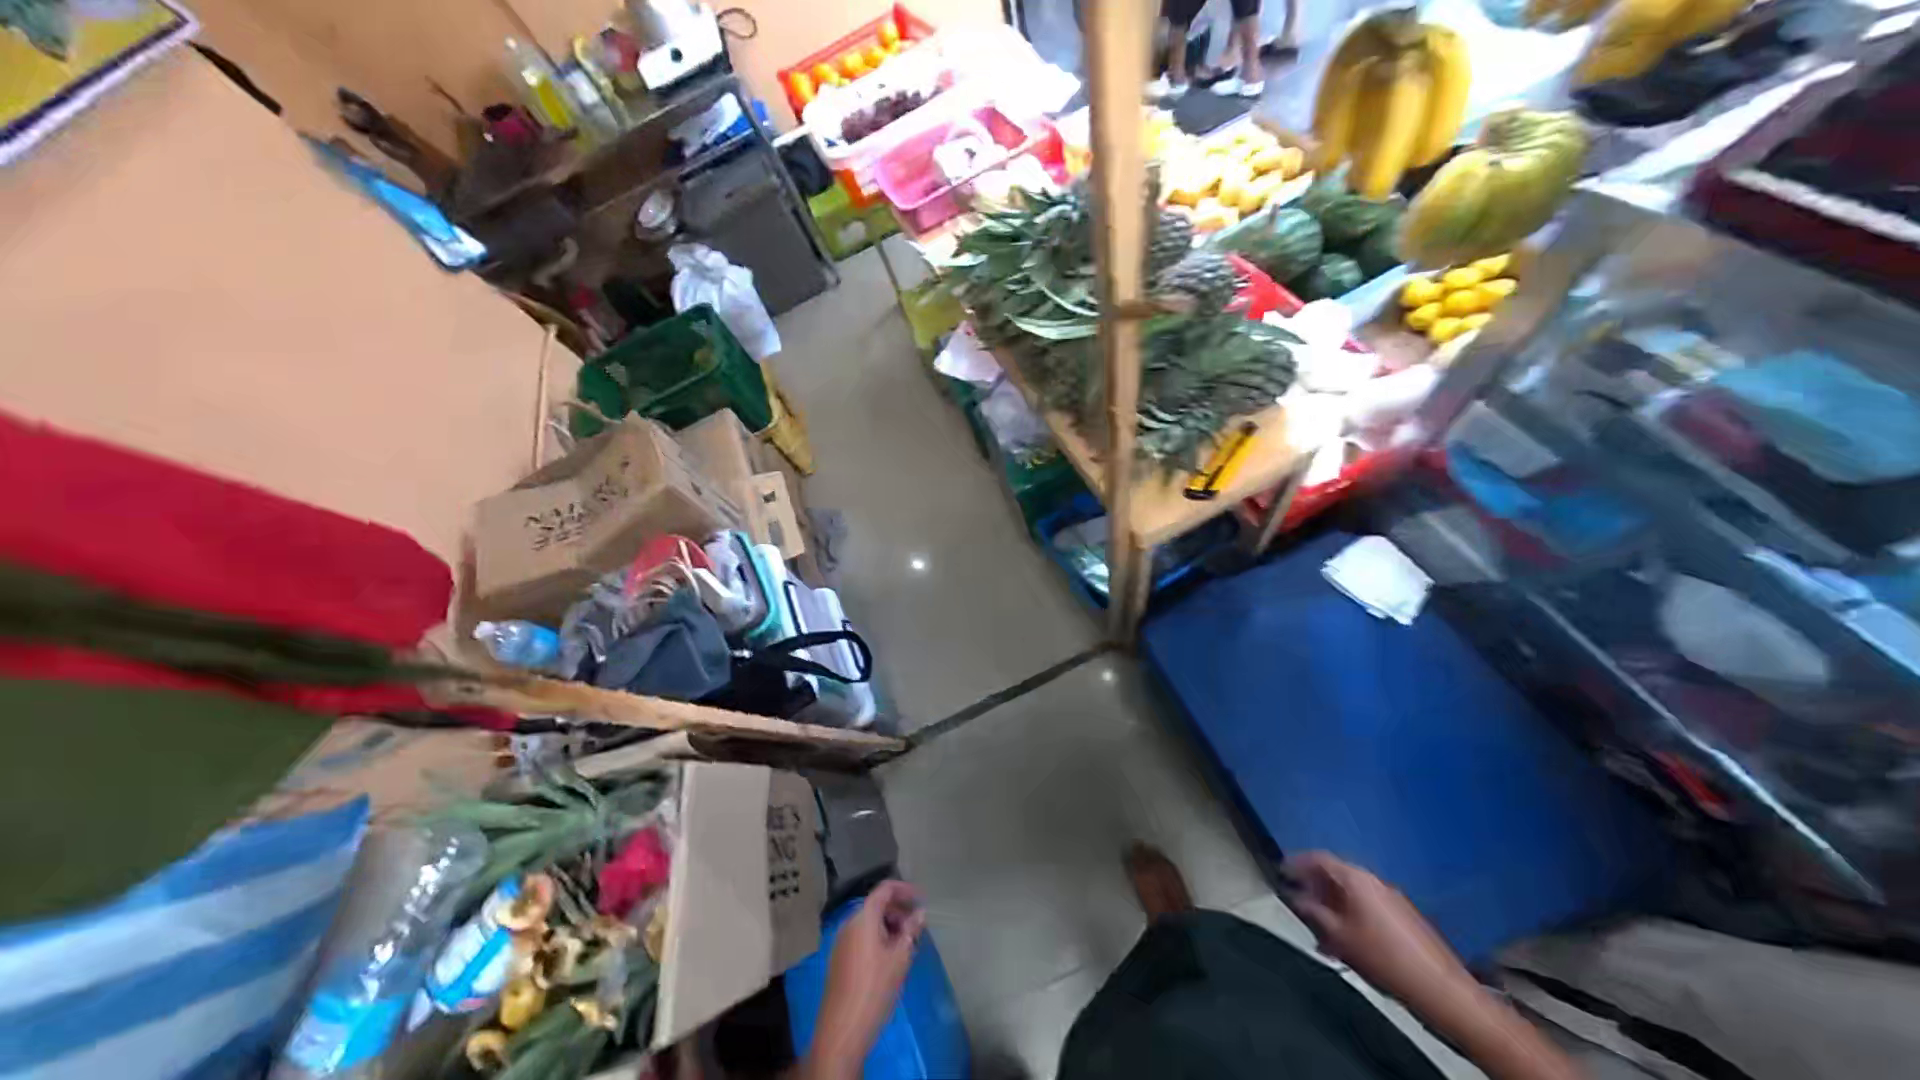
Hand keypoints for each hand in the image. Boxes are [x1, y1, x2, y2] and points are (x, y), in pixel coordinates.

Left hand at [804, 880, 926, 1079]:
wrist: (842, 1029)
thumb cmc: (875, 988)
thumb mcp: (900, 958)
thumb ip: (911, 930)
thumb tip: (920, 912)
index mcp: (863, 918)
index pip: (884, 889)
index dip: (905, 890)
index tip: (922, 899)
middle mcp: (849, 924)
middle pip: (877, 905)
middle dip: (899, 911)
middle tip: (917, 928)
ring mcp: (842, 942)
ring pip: (870, 923)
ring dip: (890, 926)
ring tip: (907, 946)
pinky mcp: (840, 959)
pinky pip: (862, 937)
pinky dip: (879, 939)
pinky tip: (891, 959)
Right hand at [1282, 852, 1475, 1009]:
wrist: (1438, 987)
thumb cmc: (1381, 957)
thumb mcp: (1338, 935)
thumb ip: (1313, 912)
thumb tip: (1298, 899)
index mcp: (1357, 880)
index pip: (1320, 859)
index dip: (1297, 862)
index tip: (1281, 871)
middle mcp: (1374, 882)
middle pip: (1336, 875)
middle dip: (1314, 887)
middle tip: (1298, 902)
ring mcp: (1391, 899)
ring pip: (1351, 894)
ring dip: (1332, 906)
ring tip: (1319, 929)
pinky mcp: (1402, 917)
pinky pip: (1366, 907)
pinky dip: (1349, 915)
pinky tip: (1344, 941)